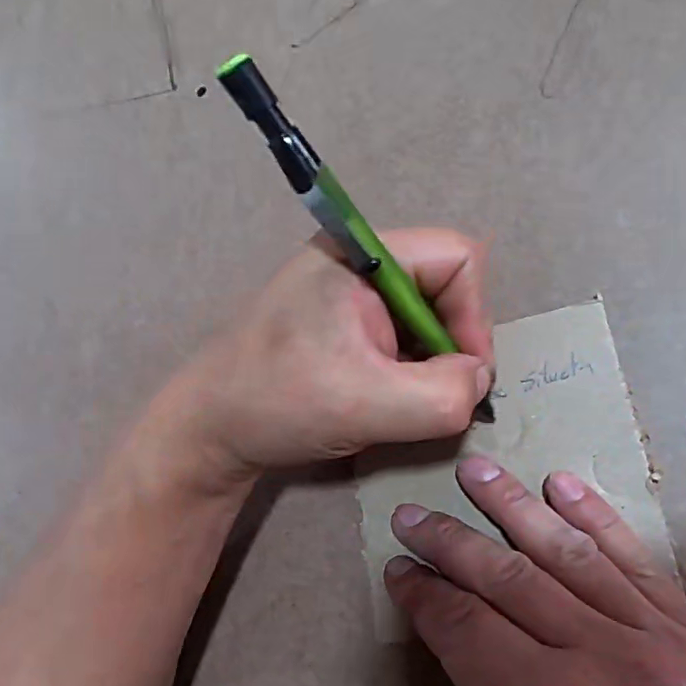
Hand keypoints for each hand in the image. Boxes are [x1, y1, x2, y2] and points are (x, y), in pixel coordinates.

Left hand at [162, 228, 493, 481]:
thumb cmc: (277, 405)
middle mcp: (356, 260)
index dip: (473, 316)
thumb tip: (477, 378)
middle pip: (445, 284)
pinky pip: (400, 330)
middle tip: (435, 393)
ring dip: (429, 360)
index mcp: (359, 254)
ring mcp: (345, 288)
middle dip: (450, 342)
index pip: (457, 258)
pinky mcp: (339, 318)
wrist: (209, 430)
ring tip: (402, 400)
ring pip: (425, 312)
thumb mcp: (370, 406)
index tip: (463, 374)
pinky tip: (385, 396)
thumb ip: (444, 394)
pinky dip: (408, 366)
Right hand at [383, 457, 685, 685]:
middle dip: (449, 541)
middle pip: (505, 576)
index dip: (423, 595)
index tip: (398, 570)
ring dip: (515, 506)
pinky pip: (640, 563)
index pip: (462, 625)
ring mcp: (659, 644)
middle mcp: (602, 661)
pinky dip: (597, 518)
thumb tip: (457, 644)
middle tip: (412, 514)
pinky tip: (562, 486)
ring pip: (568, 552)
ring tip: (477, 472)